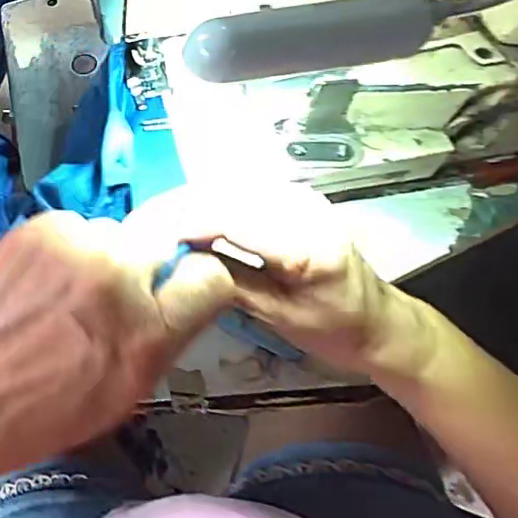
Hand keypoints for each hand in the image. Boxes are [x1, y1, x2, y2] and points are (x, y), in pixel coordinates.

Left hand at [0, 211, 237, 488]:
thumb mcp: (126, 392)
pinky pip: (72, 228)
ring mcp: (70, 243)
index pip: (211, 277)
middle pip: (159, 246)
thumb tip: (178, 297)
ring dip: (102, 257)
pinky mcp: (34, 227)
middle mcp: (115, 273)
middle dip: (145, 271)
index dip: (197, 286)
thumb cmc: (43, 411)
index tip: (182, 294)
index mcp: (147, 328)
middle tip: (112, 300)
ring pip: (112, 234)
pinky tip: (40, 280)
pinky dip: (66, 249)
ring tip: (66, 292)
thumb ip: (160, 336)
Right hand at [124, 181, 444, 382]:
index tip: (146, 240)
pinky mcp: (287, 195)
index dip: (183, 226)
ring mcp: (296, 195)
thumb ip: (229, 281)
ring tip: (149, 225)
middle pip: (221, 196)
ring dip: (182, 204)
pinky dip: (201, 204)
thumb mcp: (279, 317)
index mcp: (307, 242)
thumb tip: (181, 259)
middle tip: (136, 231)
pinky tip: (180, 219)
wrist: (381, 321)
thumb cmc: (336, 329)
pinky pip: (233, 193)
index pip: (230, 220)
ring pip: (222, 188)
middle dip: (174, 210)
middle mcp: (302, 206)